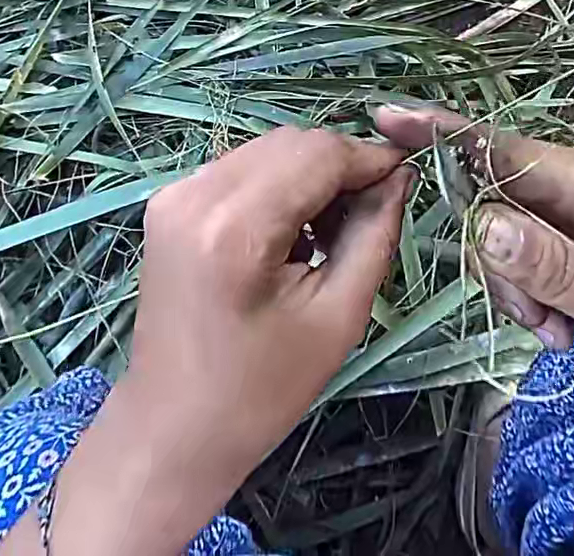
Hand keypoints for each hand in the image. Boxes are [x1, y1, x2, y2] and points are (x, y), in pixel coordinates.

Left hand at [30, 127, 409, 554]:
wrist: (172, 430)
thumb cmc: (262, 390)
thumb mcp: (339, 316)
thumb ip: (374, 232)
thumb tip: (398, 176)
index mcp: (235, 228)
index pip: (317, 154)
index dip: (367, 157)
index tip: (403, 174)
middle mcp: (196, 193)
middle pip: (291, 143)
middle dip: (340, 166)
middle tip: (367, 211)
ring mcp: (175, 193)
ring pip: (267, 149)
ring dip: (309, 174)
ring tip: (326, 230)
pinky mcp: (169, 200)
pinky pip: (240, 167)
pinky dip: (276, 183)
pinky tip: (288, 230)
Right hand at [374, 103, 573, 418]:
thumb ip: (557, 267)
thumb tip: (484, 223)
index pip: (501, 147)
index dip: (440, 131)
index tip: (387, 116)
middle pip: (492, 199)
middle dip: (497, 261)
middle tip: (538, 320)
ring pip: (501, 234)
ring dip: (516, 286)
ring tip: (561, 331)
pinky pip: (521, 254)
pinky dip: (529, 293)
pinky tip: (564, 328)